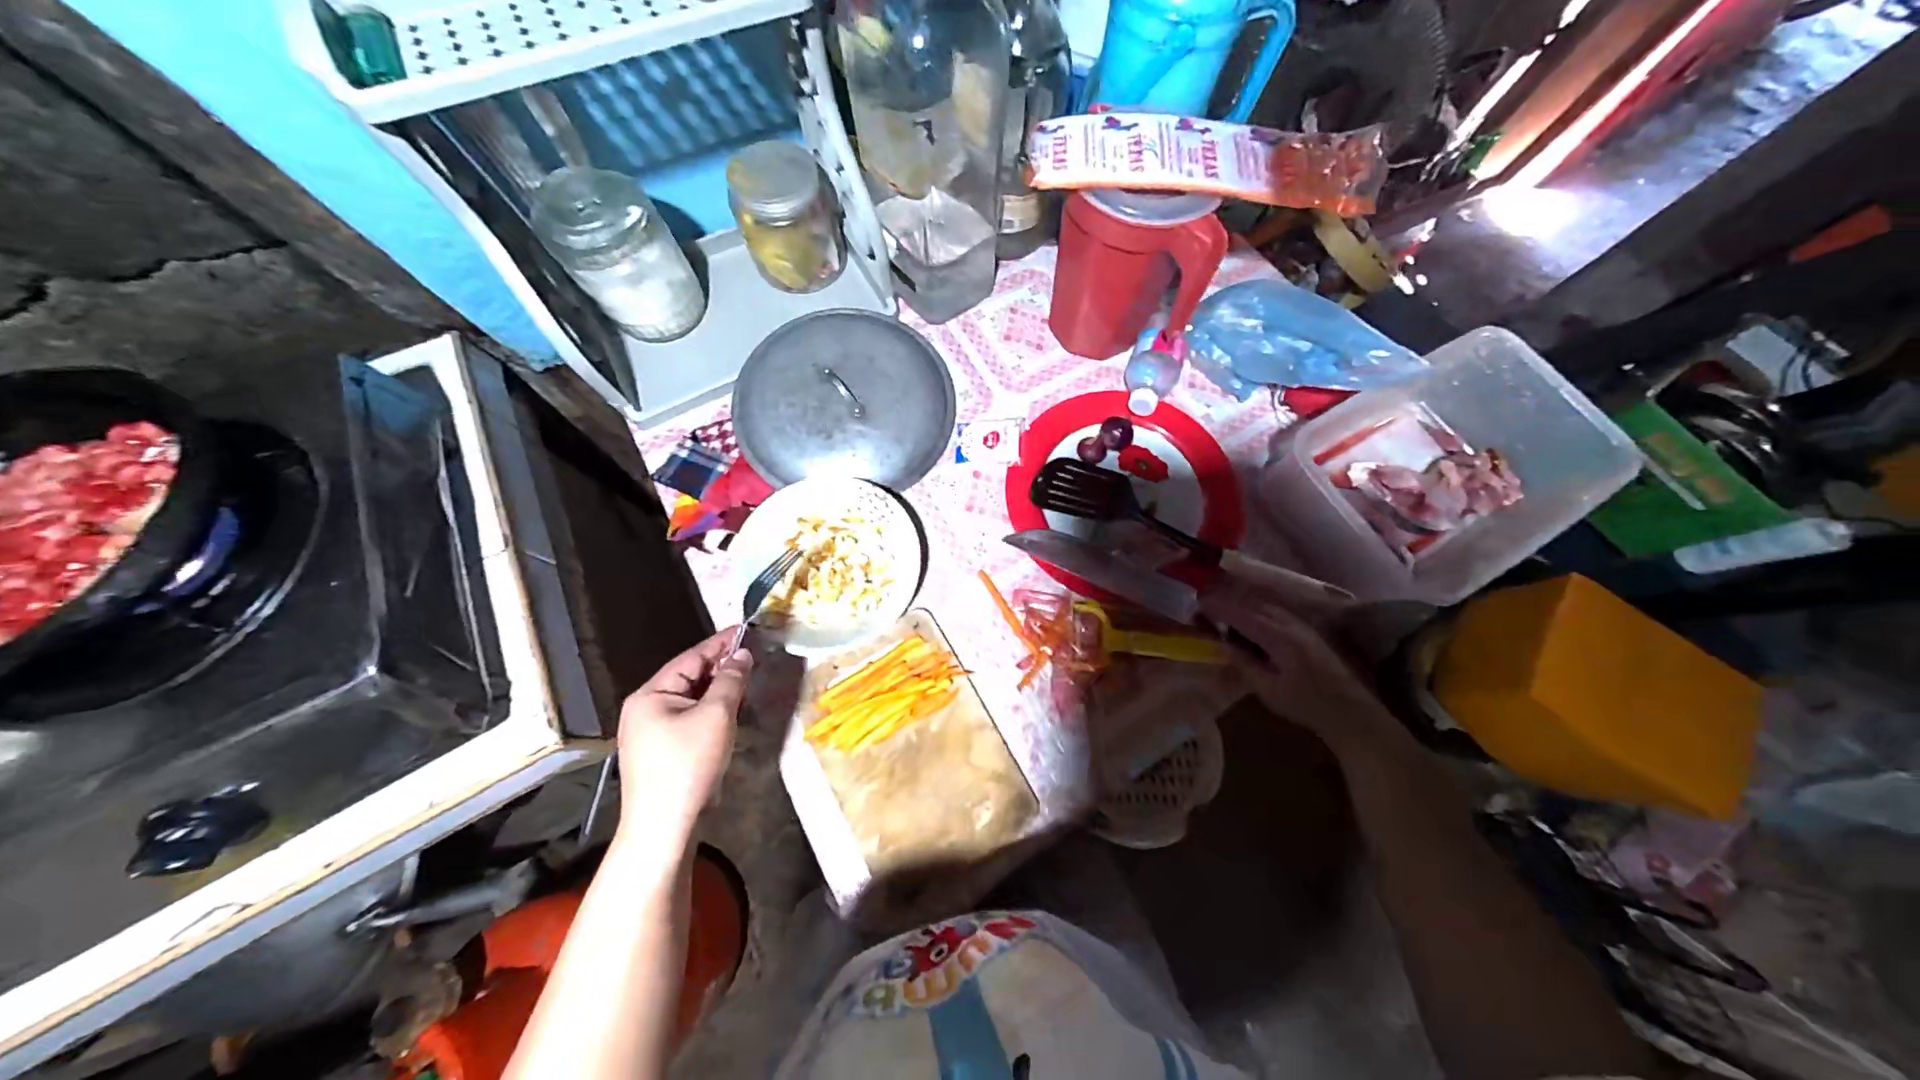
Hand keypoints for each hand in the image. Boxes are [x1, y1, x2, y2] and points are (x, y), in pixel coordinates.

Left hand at [615, 628, 753, 841]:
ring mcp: (648, 733)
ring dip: (716, 691)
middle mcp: (643, 709)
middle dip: (719, 668)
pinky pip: (686, 719)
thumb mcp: (717, 715)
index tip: (745, 631)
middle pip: (687, 678)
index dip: (720, 644)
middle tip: (751, 659)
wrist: (664, 827)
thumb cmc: (688, 765)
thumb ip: (731, 680)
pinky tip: (728, 714)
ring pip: (689, 700)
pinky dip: (709, 712)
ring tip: (744, 684)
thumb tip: (741, 655)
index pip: (690, 658)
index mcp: (650, 694)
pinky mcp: (658, 753)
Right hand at [1201, 582, 1395, 753]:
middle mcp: (1291, 624)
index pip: (1241, 614)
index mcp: (1279, 637)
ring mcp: (1302, 626)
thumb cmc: (1307, 705)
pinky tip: (1250, 622)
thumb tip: (1221, 644)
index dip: (1218, 607)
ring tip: (1223, 612)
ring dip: (1243, 605)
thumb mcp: (1268, 690)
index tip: (1197, 603)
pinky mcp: (1309, 633)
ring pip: (1267, 606)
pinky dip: (1257, 611)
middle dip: (1228, 601)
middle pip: (1254, 604)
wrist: (1351, 713)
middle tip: (1205, 606)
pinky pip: (1277, 613)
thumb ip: (1244, 663)